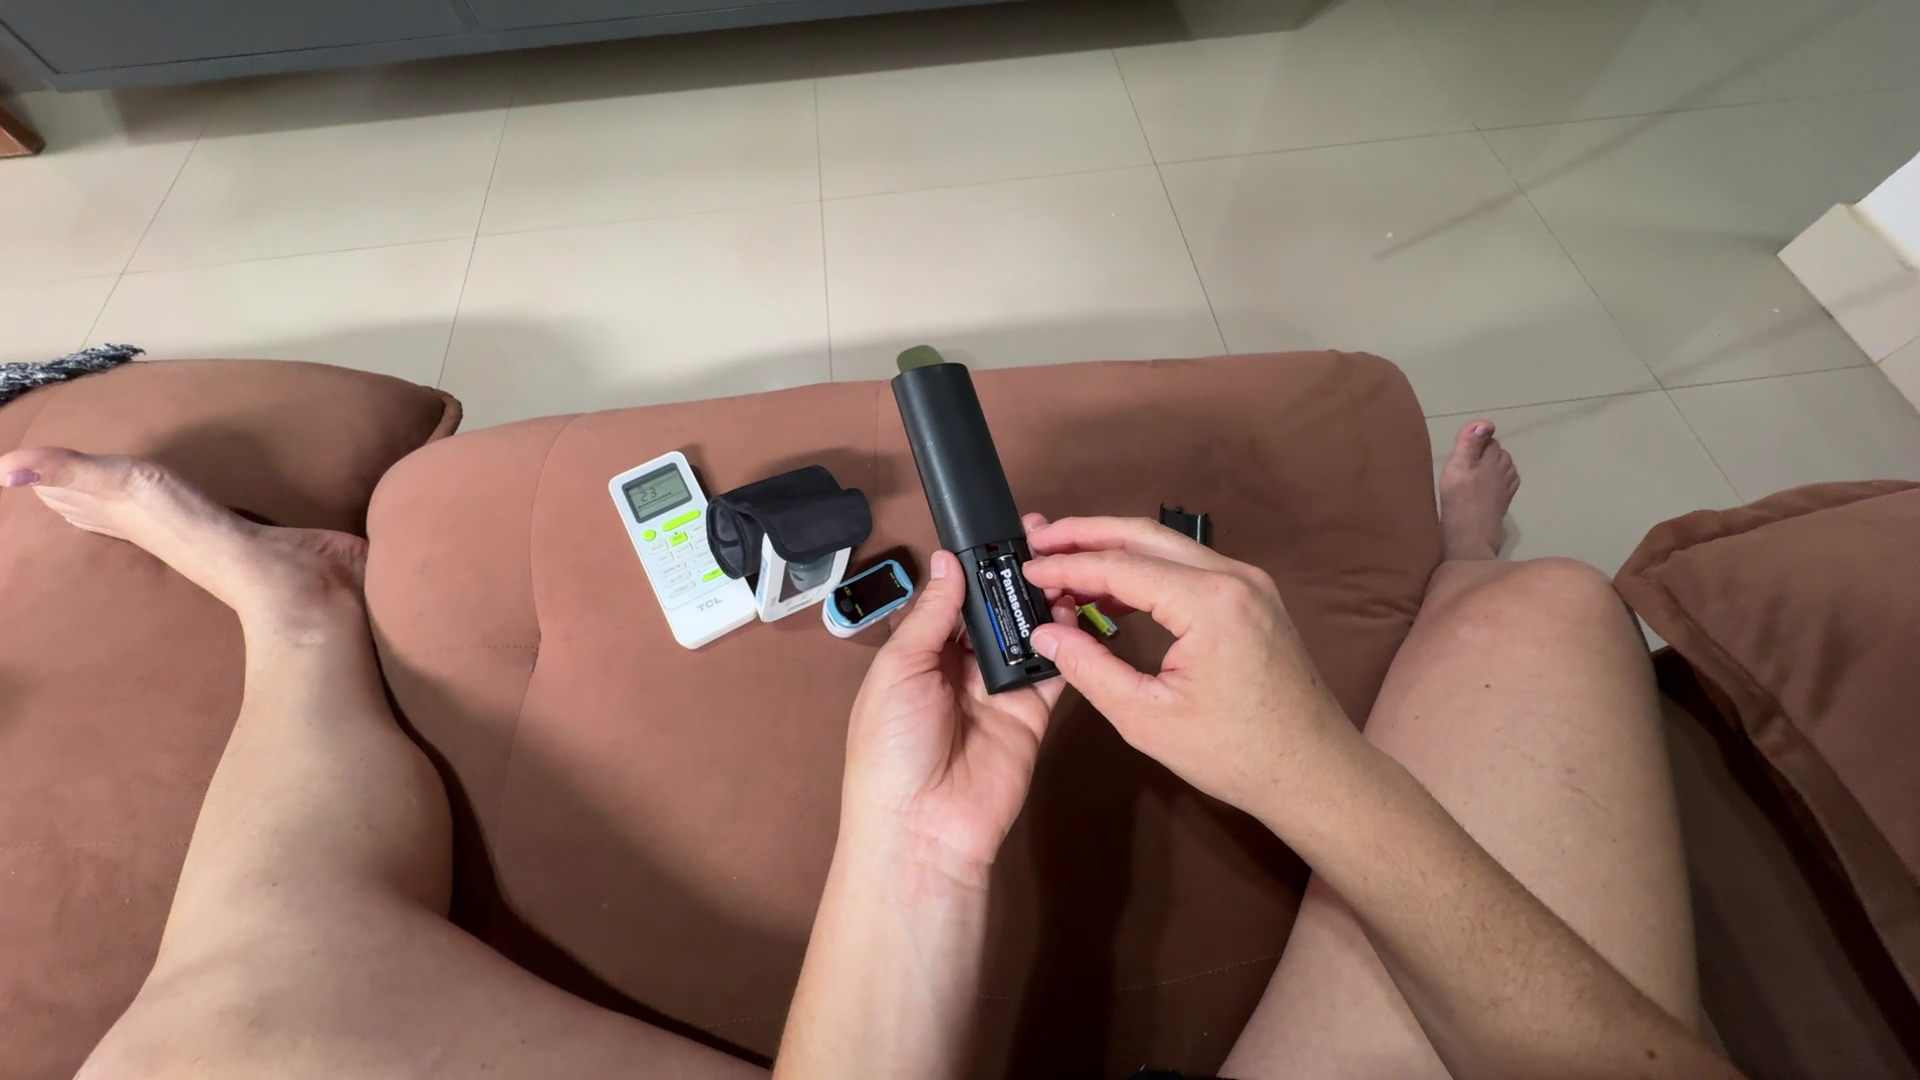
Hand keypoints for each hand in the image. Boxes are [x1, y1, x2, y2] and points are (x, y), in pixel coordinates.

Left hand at [842, 546, 1072, 885]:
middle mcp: (960, 668)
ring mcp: (999, 690)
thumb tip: (946, 559)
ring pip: (1024, 636)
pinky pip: (1051, 673)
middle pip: (993, 615)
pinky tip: (1072, 613)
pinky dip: (1062, 645)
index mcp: (921, 655)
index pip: (954, 601)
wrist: (923, 827)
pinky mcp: (1032, 714)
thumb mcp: (899, 670)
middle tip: (1045, 540)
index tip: (1002, 532)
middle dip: (1013, 580)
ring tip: (1062, 568)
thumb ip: (931, 615)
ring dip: (1040, 605)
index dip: (975, 568)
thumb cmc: (893, 744)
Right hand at [1022, 517, 1358, 816]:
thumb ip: (1088, 668)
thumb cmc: (1236, 754)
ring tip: (1065, 566)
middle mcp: (1233, 576)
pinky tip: (1110, 596)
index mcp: (1210, 603)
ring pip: (1165, 545)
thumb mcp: (1146, 719)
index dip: (1067, 566)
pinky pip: (1186, 567)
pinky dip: (1143, 571)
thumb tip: (1045, 634)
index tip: (1028, 572)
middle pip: (1143, 535)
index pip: (1120, 566)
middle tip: (1038, 541)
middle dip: (1085, 534)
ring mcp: (1247, 582)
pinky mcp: (1250, 596)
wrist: (1315, 773)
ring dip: (1113, 549)